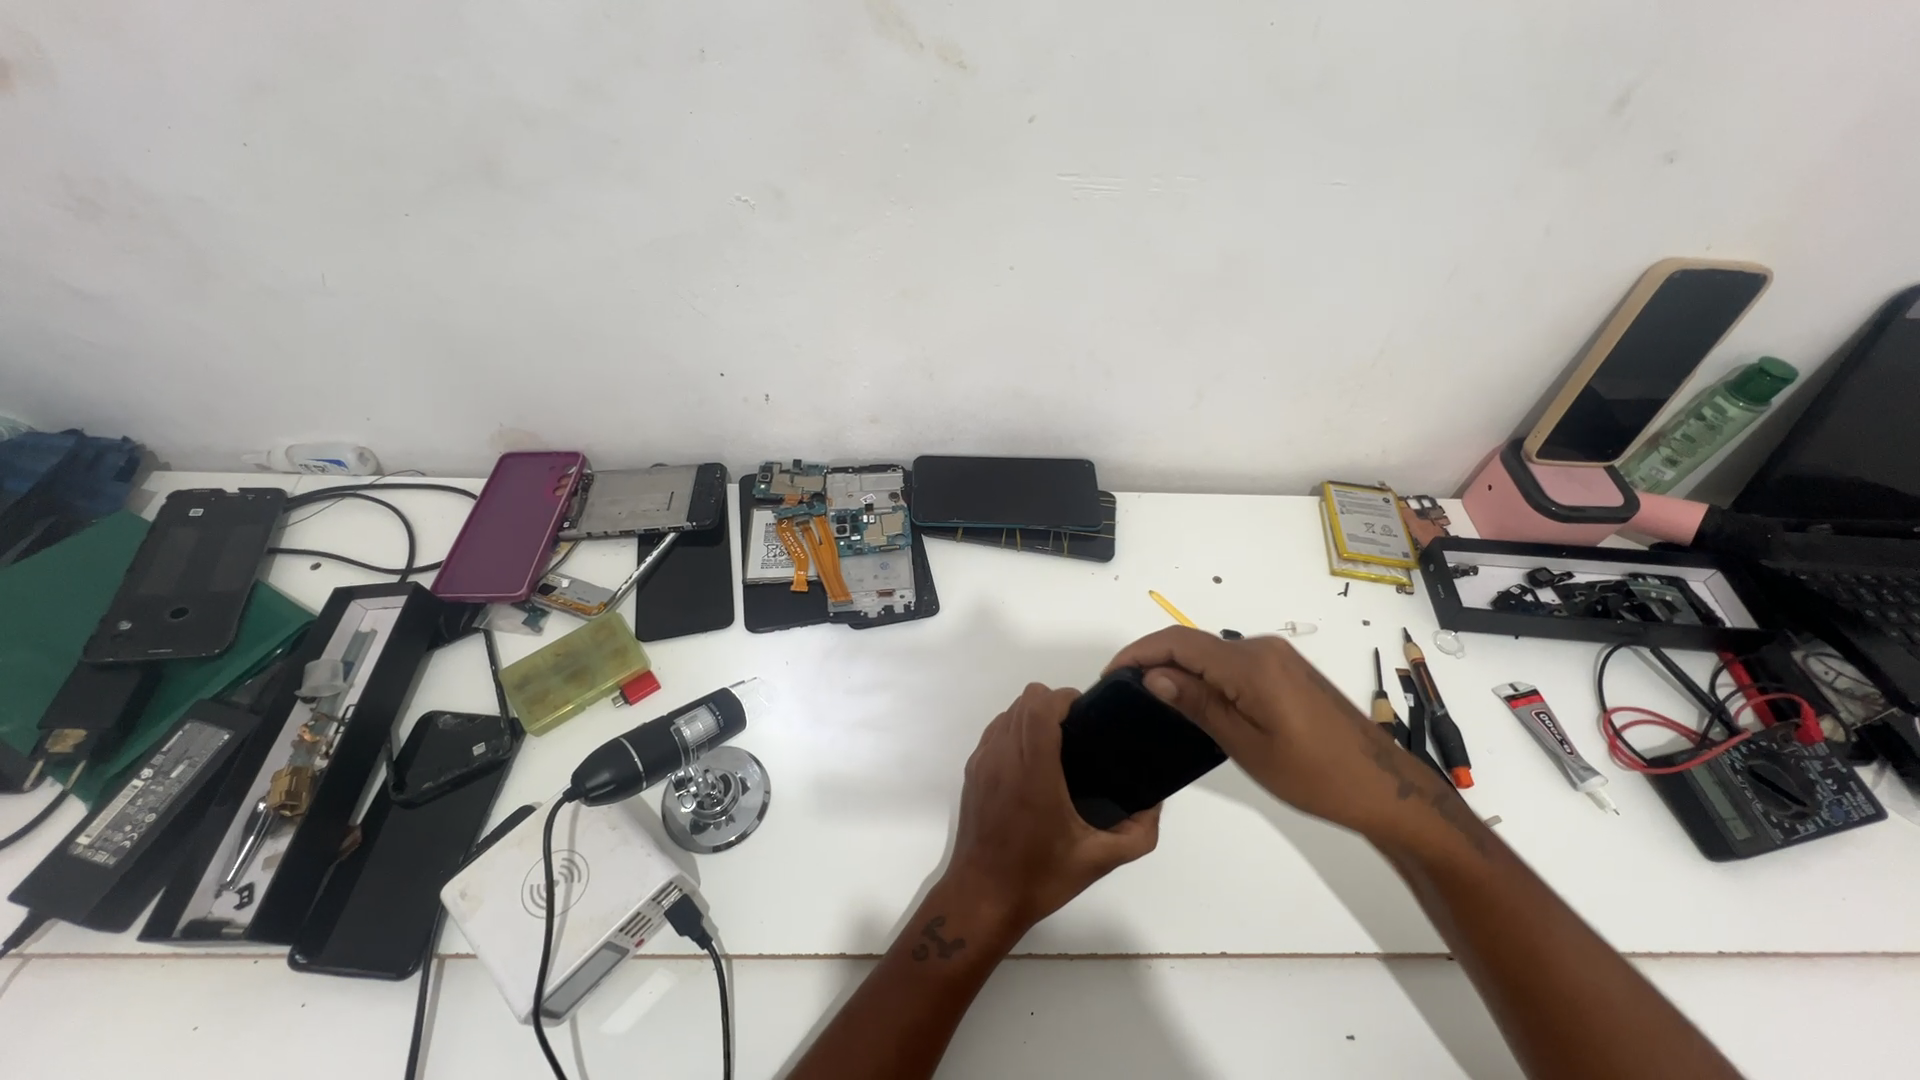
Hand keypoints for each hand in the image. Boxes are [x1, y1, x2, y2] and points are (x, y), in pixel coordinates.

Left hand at [943, 683, 1161, 933]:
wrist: (983, 897)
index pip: (1041, 706)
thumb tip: (1155, 804)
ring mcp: (982, 762)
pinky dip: (1013, 730)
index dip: (1065, 698)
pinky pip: (994, 731)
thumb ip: (1137, 833)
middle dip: (1053, 704)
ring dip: (1031, 715)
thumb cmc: (1039, 876)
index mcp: (1033, 770)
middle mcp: (1003, 757)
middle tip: (1078, 730)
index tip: (1087, 714)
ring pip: (1007, 712)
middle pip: (1025, 700)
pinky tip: (1031, 759)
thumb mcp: (1098, 860)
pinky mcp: (971, 772)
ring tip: (1056, 743)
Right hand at [1106, 628, 1454, 843]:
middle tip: (1124, 692)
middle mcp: (1263, 648)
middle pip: (1194, 643)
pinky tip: (1193, 699)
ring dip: (1179, 668)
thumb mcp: (1246, 745)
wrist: (1383, 787)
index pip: (1178, 642)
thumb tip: (1153, 676)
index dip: (1138, 653)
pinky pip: (1233, 663)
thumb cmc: (1314, 775)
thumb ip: (1198, 704)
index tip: (1110, 675)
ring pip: (1213, 652)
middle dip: (1154, 660)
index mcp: (1251, 664)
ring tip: (1151, 699)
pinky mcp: (1287, 670)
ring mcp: (1278, 657)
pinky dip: (1205, 674)